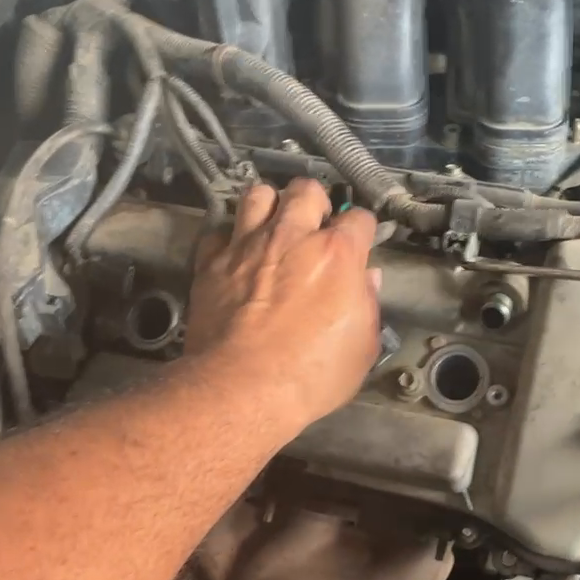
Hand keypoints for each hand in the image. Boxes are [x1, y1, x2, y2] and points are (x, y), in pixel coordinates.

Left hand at [185, 179, 381, 429]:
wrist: (244, 389)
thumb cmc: (312, 375)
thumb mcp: (363, 348)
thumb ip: (368, 305)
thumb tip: (367, 281)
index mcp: (336, 255)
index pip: (358, 218)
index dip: (362, 230)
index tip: (359, 243)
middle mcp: (291, 237)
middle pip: (306, 190)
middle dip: (315, 203)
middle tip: (315, 226)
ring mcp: (246, 246)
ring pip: (258, 194)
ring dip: (270, 206)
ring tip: (274, 227)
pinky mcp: (211, 263)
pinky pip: (219, 231)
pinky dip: (230, 239)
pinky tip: (238, 256)